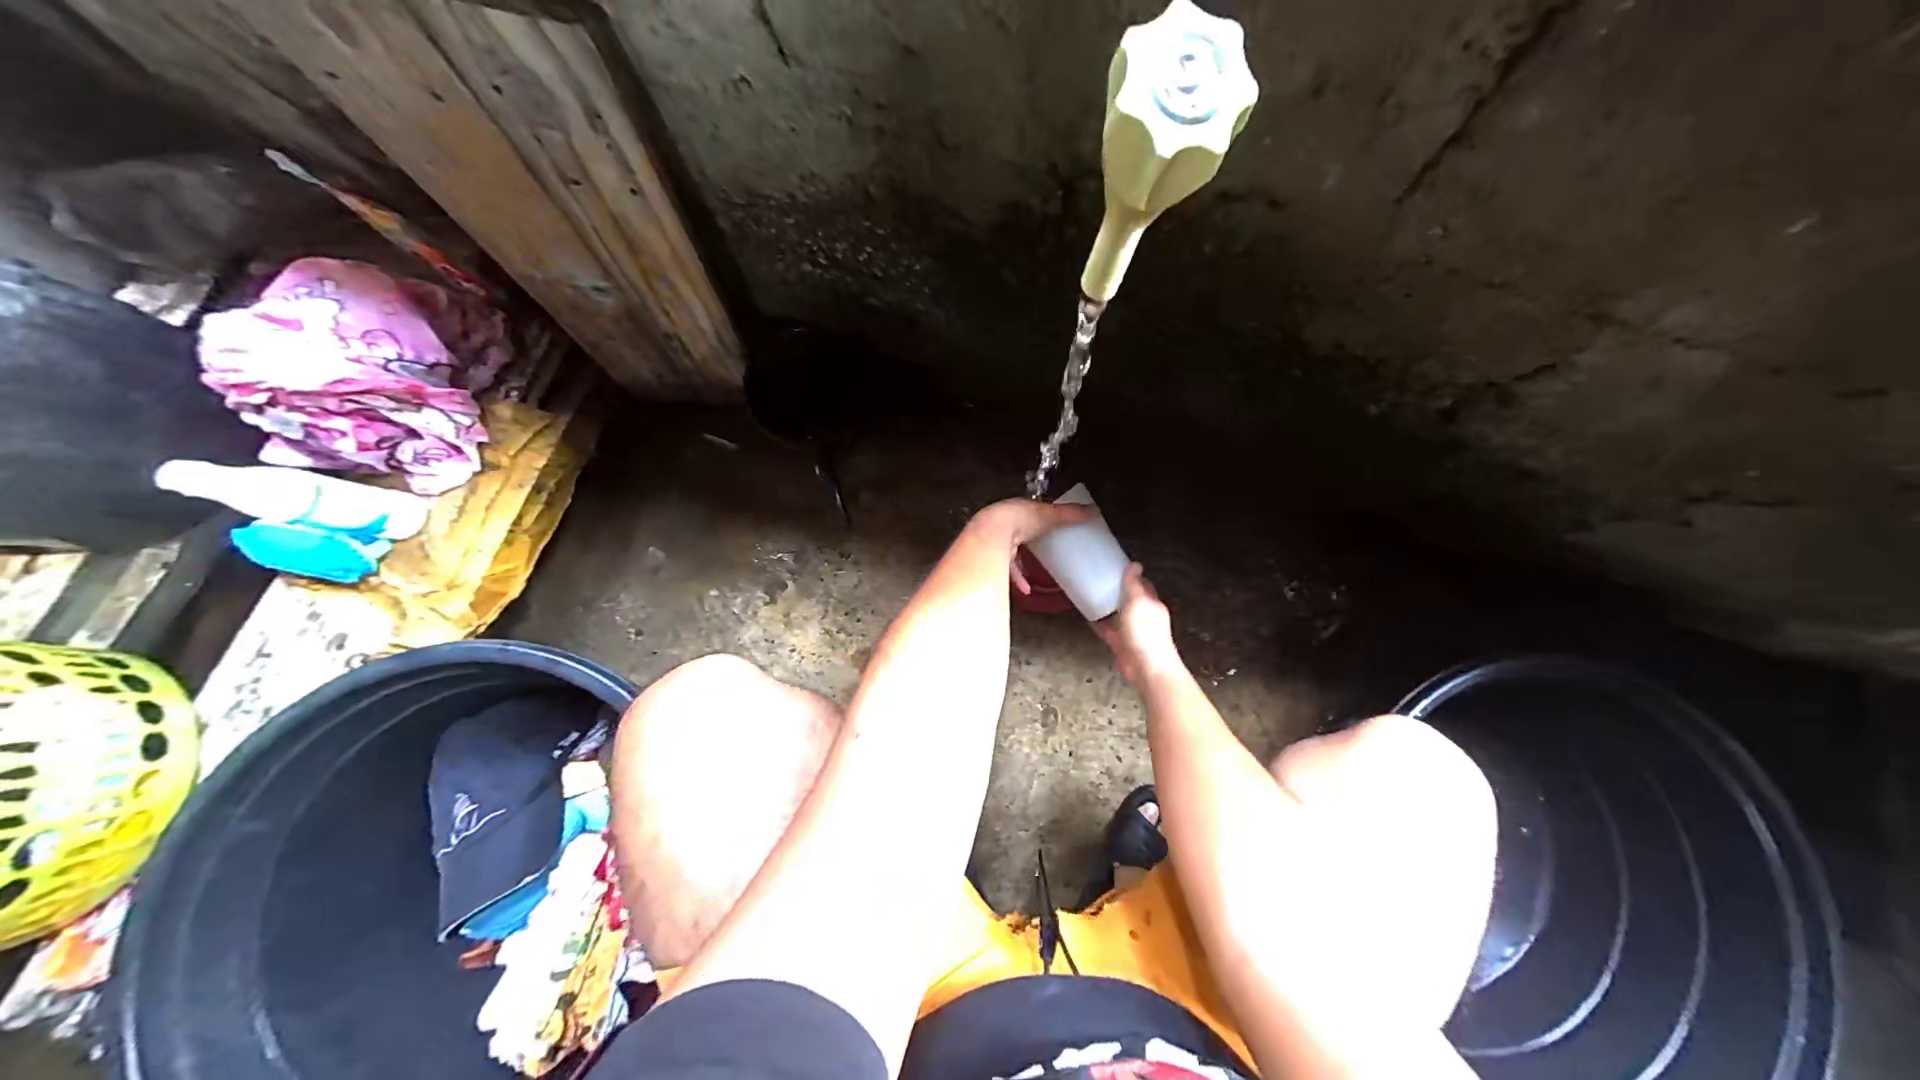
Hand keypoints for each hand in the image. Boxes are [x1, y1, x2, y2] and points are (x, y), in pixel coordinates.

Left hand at [970, 498, 1097, 593]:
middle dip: (1030, 541)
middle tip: (1044, 550)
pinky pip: (1007, 570)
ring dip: (1023, 564)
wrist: (995, 532)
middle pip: (1019, 532)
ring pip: (1011, 552)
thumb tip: (1093, 511)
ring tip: (1036, 574)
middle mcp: (1006, 524)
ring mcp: (998, 540)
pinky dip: (1018, 579)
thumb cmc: (1021, 518)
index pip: (1031, 512)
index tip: (1050, 527)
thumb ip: (1072, 514)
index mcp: (1019, 509)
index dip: (1040, 519)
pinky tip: (1027, 589)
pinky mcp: (994, 557)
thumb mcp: (1052, 514)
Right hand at [1093, 563, 1180, 682]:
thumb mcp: (1138, 601)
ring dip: (1108, 608)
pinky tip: (1090, 619)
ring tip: (1094, 597)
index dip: (1132, 577)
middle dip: (1119, 592)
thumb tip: (1135, 565)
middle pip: (1130, 600)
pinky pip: (1108, 631)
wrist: (1145, 667)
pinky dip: (1099, 625)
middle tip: (1103, 582)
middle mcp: (1144, 617)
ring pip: (1119, 616)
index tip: (1119, 569)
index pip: (1143, 585)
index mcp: (1151, 604)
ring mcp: (1132, 632)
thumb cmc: (1146, 635)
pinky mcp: (1121, 645)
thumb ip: (1134, 584)